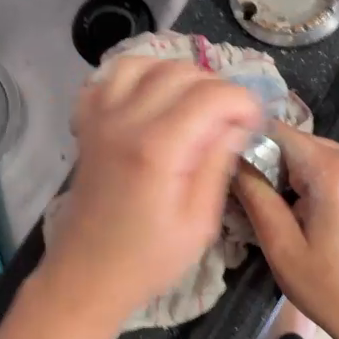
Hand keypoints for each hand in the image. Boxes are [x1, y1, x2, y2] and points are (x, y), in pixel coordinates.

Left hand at [41, 57, 263, 326]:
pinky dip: (136, 77)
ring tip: (193, 104)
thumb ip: (218, 163)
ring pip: (144, 63)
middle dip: (216, 87)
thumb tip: (237, 123)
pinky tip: (151, 101)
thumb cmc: (148, 259)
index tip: (253, 125)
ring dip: (176, 75)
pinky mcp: (86, 122)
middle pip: (180, 71)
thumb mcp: (200, 223)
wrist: (85, 275)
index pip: (212, 94)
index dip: (243, 102)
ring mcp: (100, 117)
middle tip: (228, 119)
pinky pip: (110, 77)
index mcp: (158, 148)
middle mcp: (125, 121)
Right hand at [232, 67, 338, 338]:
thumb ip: (256, 196)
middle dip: (274, 162)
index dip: (252, 149)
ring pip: (321, 146)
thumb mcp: (280, 246)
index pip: (279, 140)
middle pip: (299, 144)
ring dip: (298, 161)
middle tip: (255, 196)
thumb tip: (230, 159)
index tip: (228, 162)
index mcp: (330, 174)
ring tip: (282, 194)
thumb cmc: (328, 287)